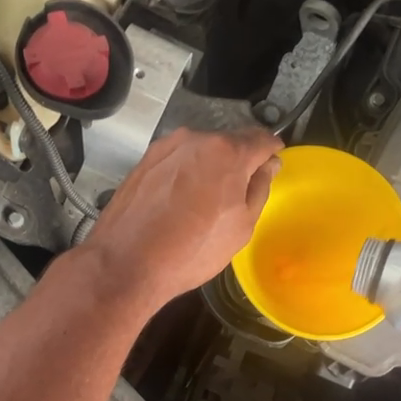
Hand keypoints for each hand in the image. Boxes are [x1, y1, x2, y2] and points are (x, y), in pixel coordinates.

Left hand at [81, 127, 281, 311]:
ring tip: (206, 202)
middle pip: (229, 142)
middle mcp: (196, 139)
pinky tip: (181, 202)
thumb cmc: (193, 249)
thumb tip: (267, 166)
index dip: (272, 151)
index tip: (273, 163)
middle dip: (239, 162)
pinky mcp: (145, 160)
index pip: (261, 138)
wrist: (128, 262)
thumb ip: (259, 188)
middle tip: (239, 193)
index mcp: (228, 152)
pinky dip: (186, 174)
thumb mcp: (242, 226)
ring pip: (201, 151)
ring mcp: (166, 147)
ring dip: (210, 168)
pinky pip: (177, 161)